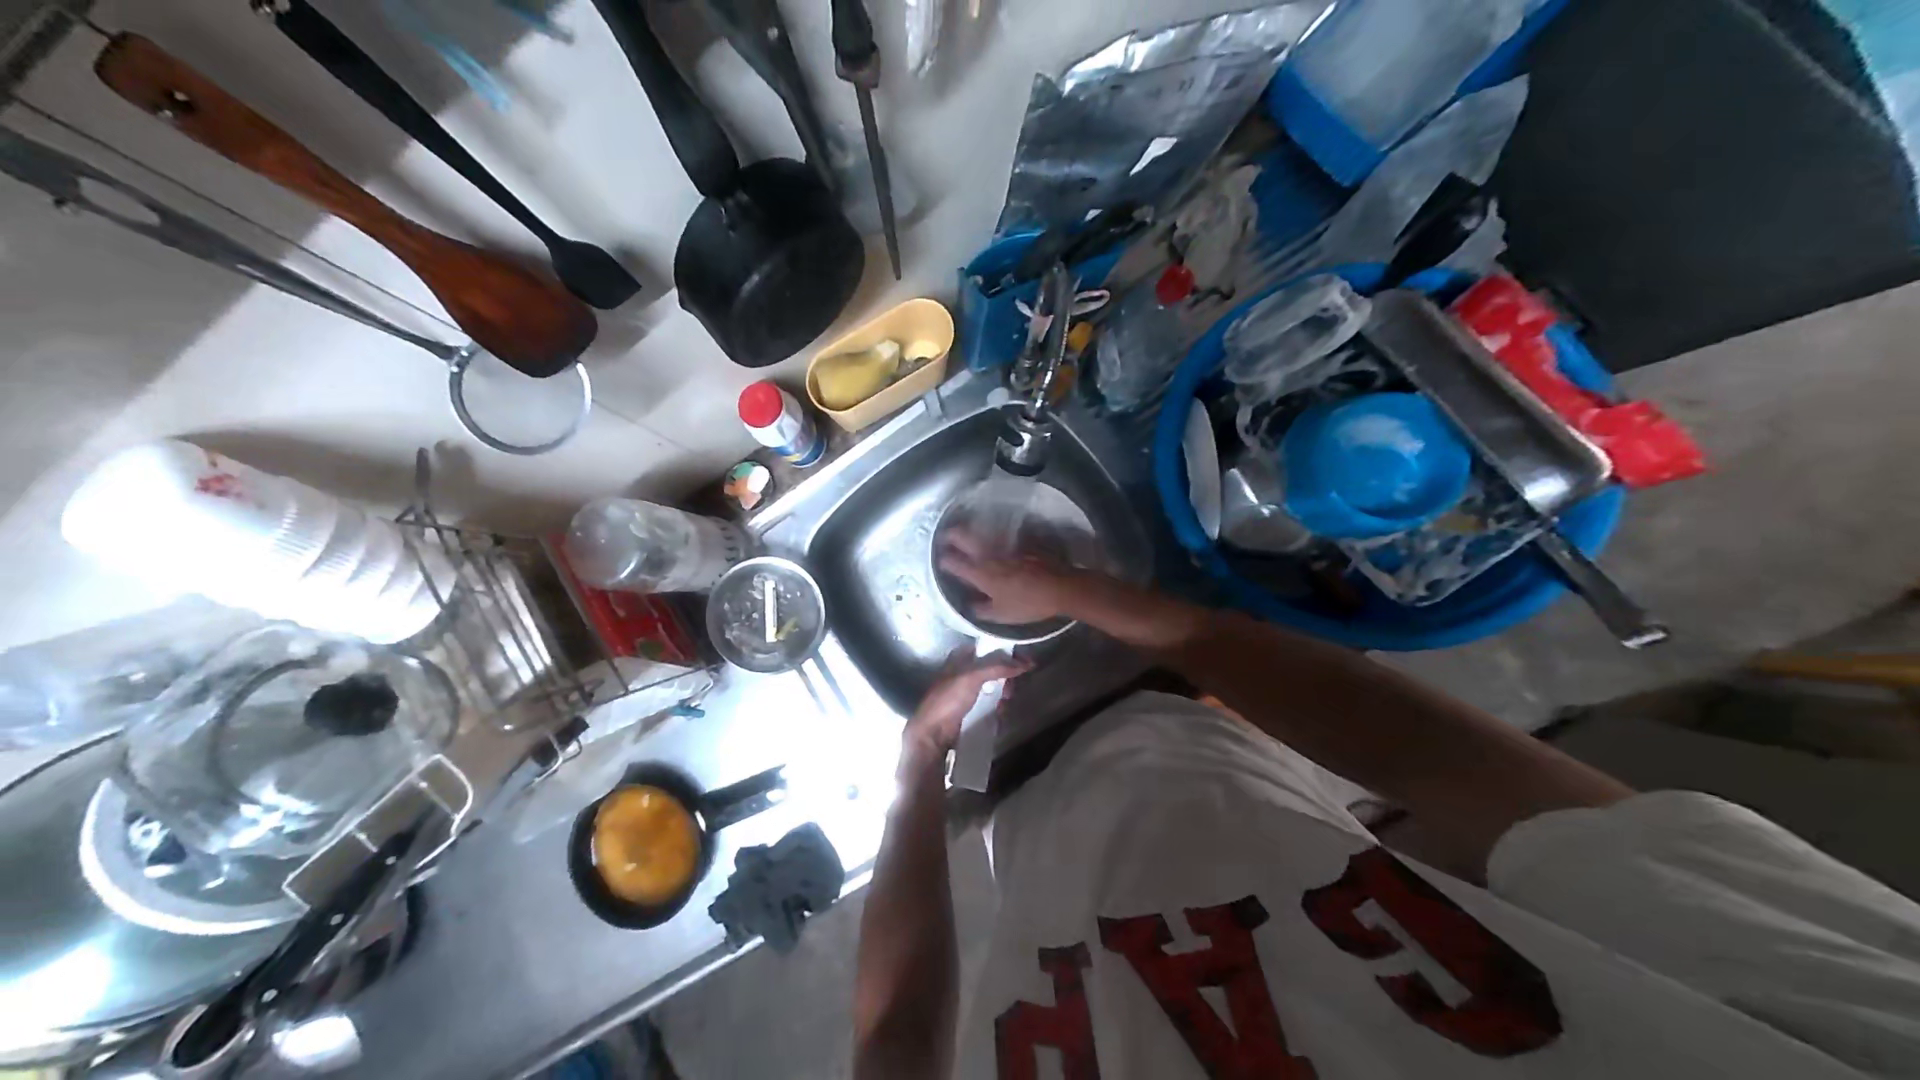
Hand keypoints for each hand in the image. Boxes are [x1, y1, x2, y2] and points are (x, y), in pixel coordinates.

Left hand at [901, 648, 1032, 763]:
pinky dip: (997, 706)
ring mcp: (965, 692)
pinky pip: (989, 704)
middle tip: (1011, 686)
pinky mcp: (969, 710)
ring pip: (992, 686)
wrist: (932, 733)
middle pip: (992, 668)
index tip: (1022, 661)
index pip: (986, 648)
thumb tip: (1026, 663)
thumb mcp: (971, 677)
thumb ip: (997, 667)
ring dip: (1003, 693)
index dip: (1004, 652)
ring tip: (1005, 701)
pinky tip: (1000, 712)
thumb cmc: (948, 699)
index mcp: (958, 658)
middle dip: (1005, 676)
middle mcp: (963, 673)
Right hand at [936, 530, 1079, 625]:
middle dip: (952, 535)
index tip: (940, 560)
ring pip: (984, 532)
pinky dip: (996, 534)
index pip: (956, 563)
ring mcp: (1007, 545)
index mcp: (981, 573)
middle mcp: (990, 555)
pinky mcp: (1023, 542)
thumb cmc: (1028, 603)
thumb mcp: (1001, 615)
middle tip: (945, 535)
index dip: (945, 561)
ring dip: (972, 530)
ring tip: (966, 531)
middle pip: (965, 537)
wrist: (1060, 587)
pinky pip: (1004, 535)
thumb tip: (971, 606)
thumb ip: (982, 610)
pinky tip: (996, 537)